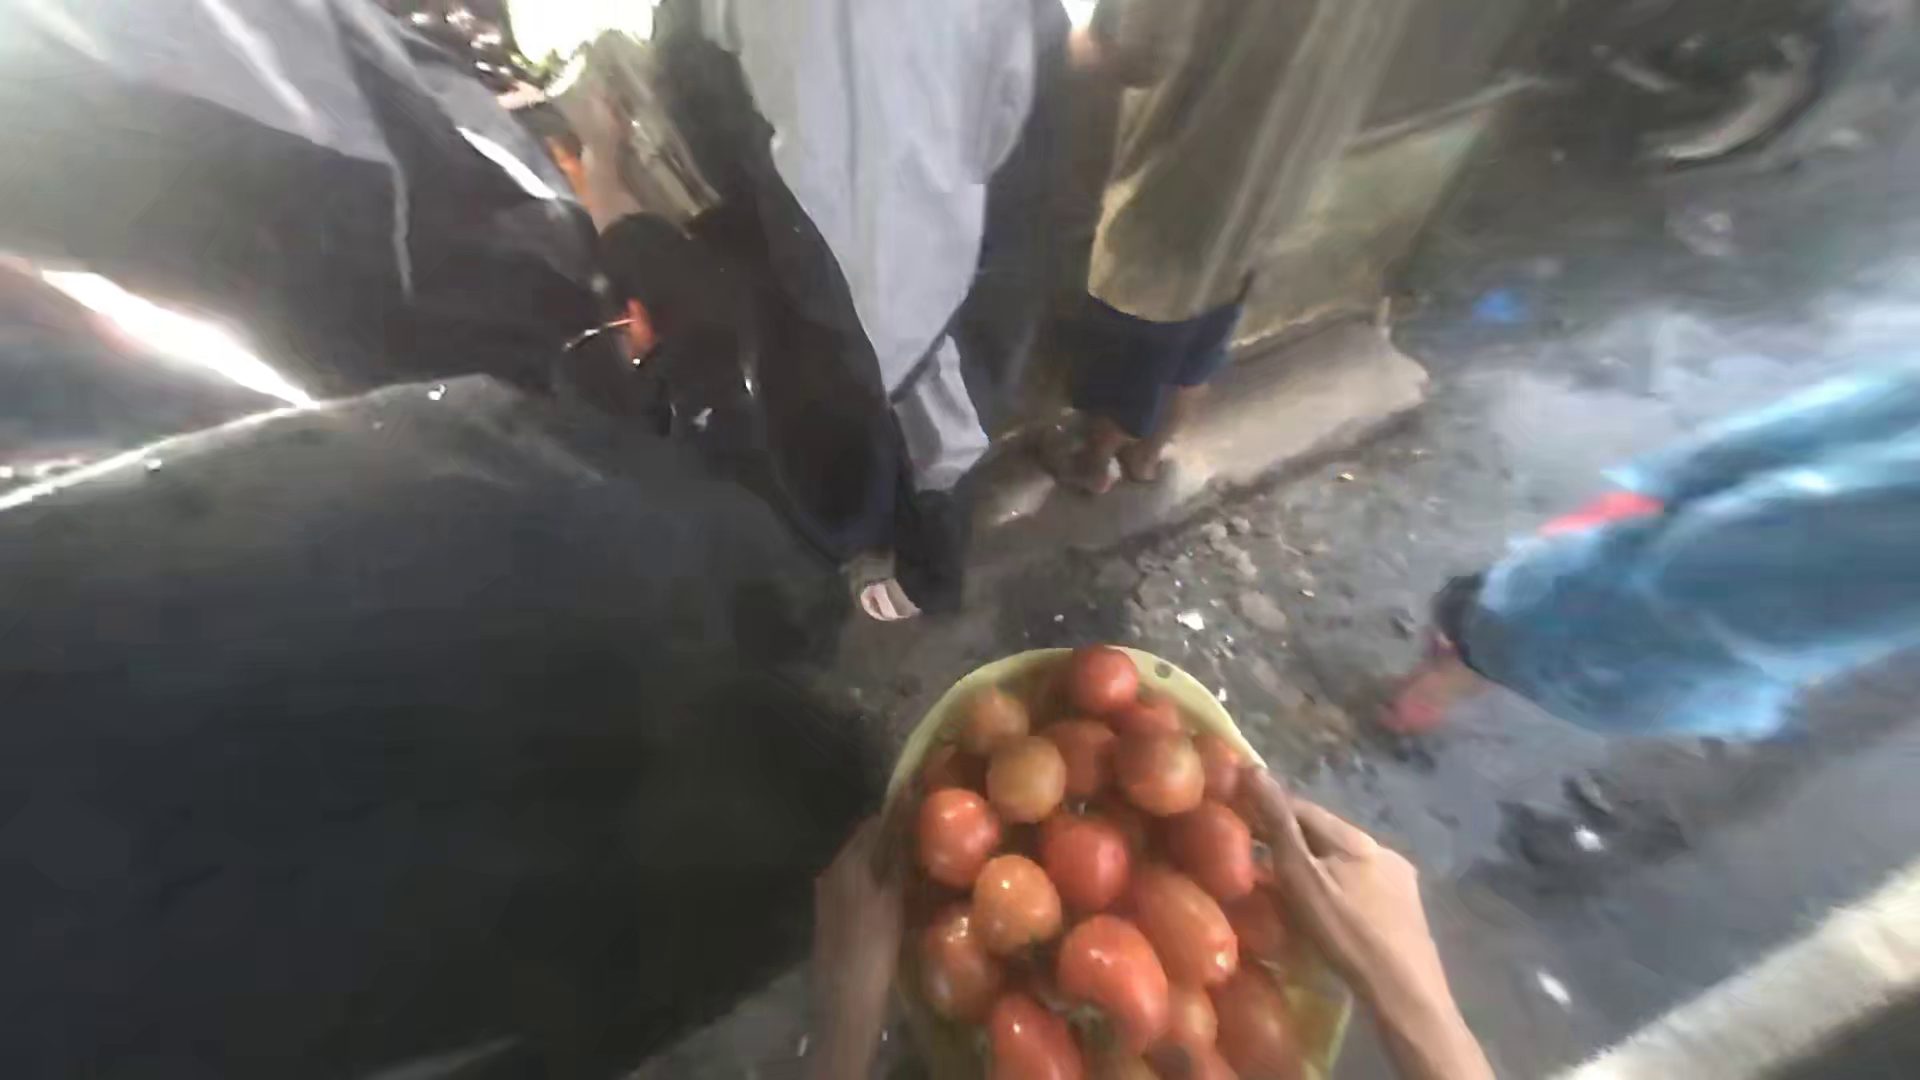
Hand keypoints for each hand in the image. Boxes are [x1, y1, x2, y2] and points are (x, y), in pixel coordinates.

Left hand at [809, 817, 904, 1079]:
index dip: (895, 815)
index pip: (872, 825)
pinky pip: (850, 883)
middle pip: (861, 843)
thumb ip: (898, 862)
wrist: (845, 1002)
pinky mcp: (827, 914)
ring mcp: (826, 894)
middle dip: (886, 836)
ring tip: (905, 860)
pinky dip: (868, 877)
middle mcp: (832, 871)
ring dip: (877, 857)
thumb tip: (909, 831)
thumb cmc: (874, 947)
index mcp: (847, 863)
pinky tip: (886, 889)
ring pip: (856, 863)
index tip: (916, 810)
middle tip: (915, 836)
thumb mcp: (894, 902)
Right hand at [1243, 771, 1492, 1079]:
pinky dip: (1336, 883)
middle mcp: (1383, 847)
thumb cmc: (1345, 932)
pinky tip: (1327, 905)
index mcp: (1356, 836)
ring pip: (1341, 857)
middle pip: (1322, 832)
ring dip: (1314, 862)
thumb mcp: (1299, 875)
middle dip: (1291, 839)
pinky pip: (1360, 880)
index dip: (1267, 811)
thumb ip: (1276, 821)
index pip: (1300, 807)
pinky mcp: (1409, 908)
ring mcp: (1401, 878)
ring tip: (1288, 883)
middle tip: (1259, 859)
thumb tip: (1253, 767)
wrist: (1408, 1000)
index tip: (1240, 824)